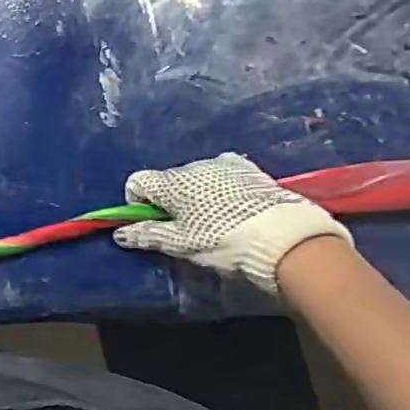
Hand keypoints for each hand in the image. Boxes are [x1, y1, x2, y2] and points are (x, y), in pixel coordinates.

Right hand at [113, 153, 350, 293]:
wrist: (289, 239)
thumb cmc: (222, 240)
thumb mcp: (180, 243)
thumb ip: (147, 235)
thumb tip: (120, 234)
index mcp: (171, 183)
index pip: (137, 182)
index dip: (138, 203)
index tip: (153, 222)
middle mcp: (195, 167)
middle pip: (167, 180)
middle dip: (169, 199)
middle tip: (185, 225)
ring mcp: (226, 166)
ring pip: (196, 177)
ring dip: (196, 193)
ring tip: (213, 217)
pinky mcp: (253, 171)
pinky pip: (224, 174)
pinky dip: (220, 187)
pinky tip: (234, 207)